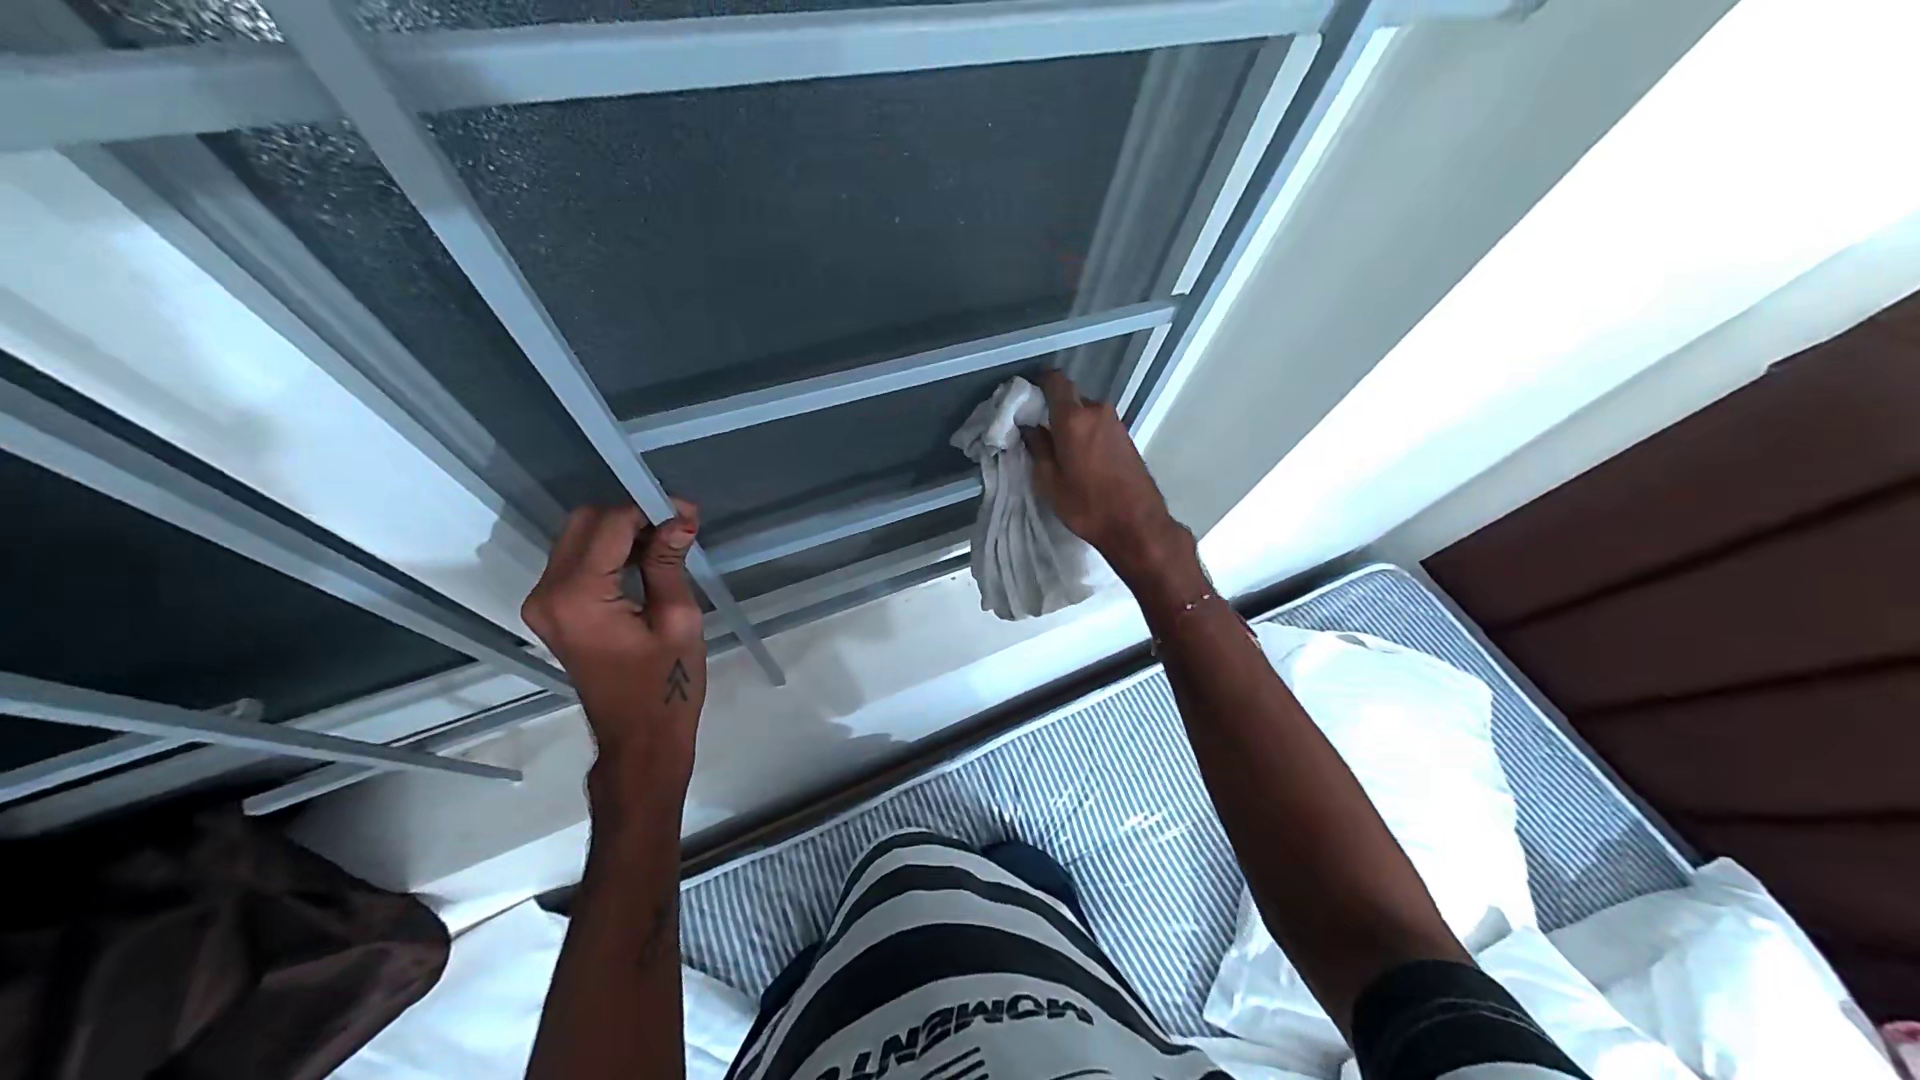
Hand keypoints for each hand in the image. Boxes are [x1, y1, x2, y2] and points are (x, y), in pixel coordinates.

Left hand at [521, 502, 706, 805]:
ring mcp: (543, 603)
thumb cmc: (666, 686)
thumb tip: (679, 518)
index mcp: (578, 596)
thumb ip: (669, 562)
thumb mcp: (678, 619)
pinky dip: (611, 552)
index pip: (609, 524)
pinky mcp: (552, 611)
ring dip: (623, 532)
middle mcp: (548, 593)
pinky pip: (577, 561)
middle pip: (585, 523)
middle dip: (633, 516)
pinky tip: (645, 561)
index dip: (649, 509)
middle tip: (679, 526)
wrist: (639, 738)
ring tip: (669, 543)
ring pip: (579, 537)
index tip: (688, 513)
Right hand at [1023, 370, 1190, 582]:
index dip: (1038, 383)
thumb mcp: (1049, 481)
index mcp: (1074, 418)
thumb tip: (1030, 428)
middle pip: (1070, 398)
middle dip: (1053, 410)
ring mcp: (1115, 423)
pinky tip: (1079, 458)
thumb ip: (1037, 448)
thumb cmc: (1086, 505)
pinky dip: (1086, 434)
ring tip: (1059, 451)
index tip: (1026, 398)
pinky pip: (1098, 426)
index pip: (1055, 381)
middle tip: (1038, 433)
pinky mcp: (1126, 437)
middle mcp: (1097, 411)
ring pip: (1085, 413)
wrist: (1136, 524)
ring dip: (1071, 425)